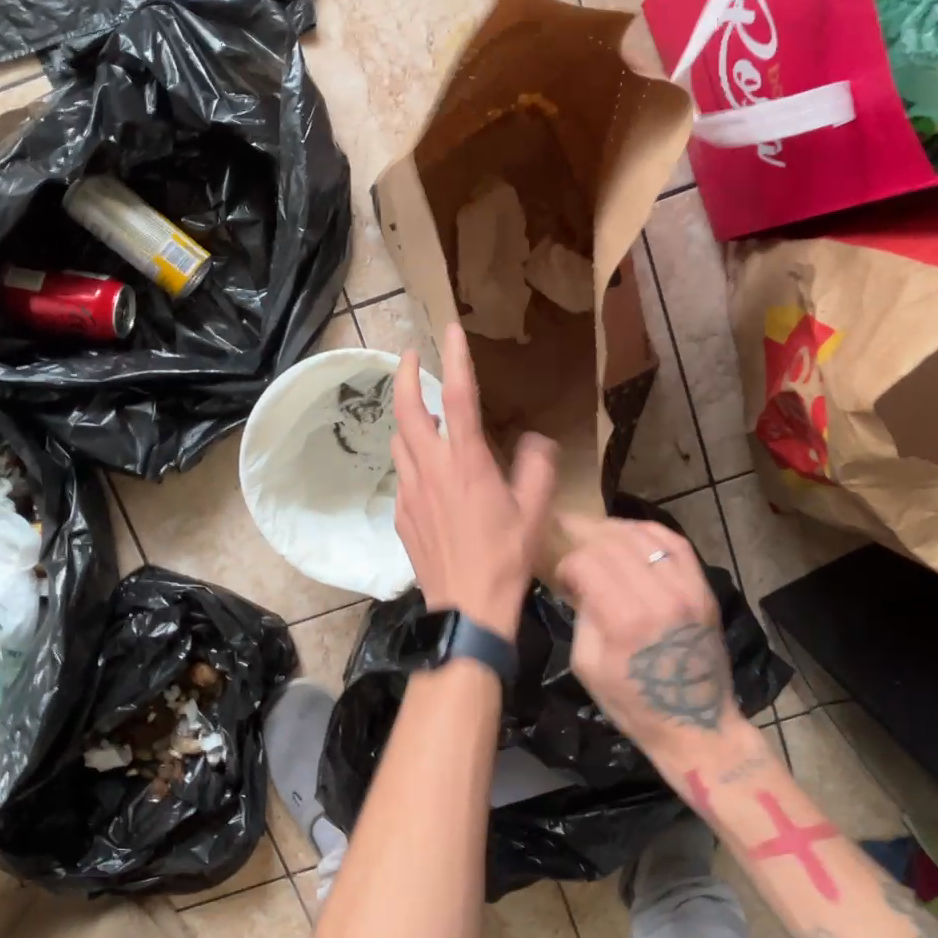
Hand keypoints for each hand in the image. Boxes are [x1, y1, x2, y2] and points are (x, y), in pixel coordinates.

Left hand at [391, 323, 557, 637]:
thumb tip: (538, 440)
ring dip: (406, 418)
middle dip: (404, 375)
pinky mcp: (401, 514)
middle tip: (408, 356)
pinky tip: (425, 470)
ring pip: (399, 441)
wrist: (468, 607)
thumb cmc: (506, 558)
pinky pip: (401, 474)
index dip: (454, 358)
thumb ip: (538, 468)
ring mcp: (410, 492)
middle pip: (407, 409)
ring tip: (420, 411)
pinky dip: (410, 458)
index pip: (458, 397)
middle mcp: (431, 469)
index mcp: (467, 462)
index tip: (448, 330)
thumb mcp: (534, 511)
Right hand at [556, 516, 741, 765]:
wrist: (698, 726)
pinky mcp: (704, 589)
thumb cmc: (634, 704)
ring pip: (644, 535)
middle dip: (585, 542)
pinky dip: (648, 533)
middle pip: (612, 543)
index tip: (562, 579)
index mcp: (626, 621)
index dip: (567, 564)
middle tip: (572, 551)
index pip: (587, 562)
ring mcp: (688, 589)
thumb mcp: (587, 665)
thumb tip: (577, 580)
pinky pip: (675, 543)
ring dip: (614, 532)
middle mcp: (660, 597)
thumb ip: (581, 615)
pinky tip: (630, 536)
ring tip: (597, 539)